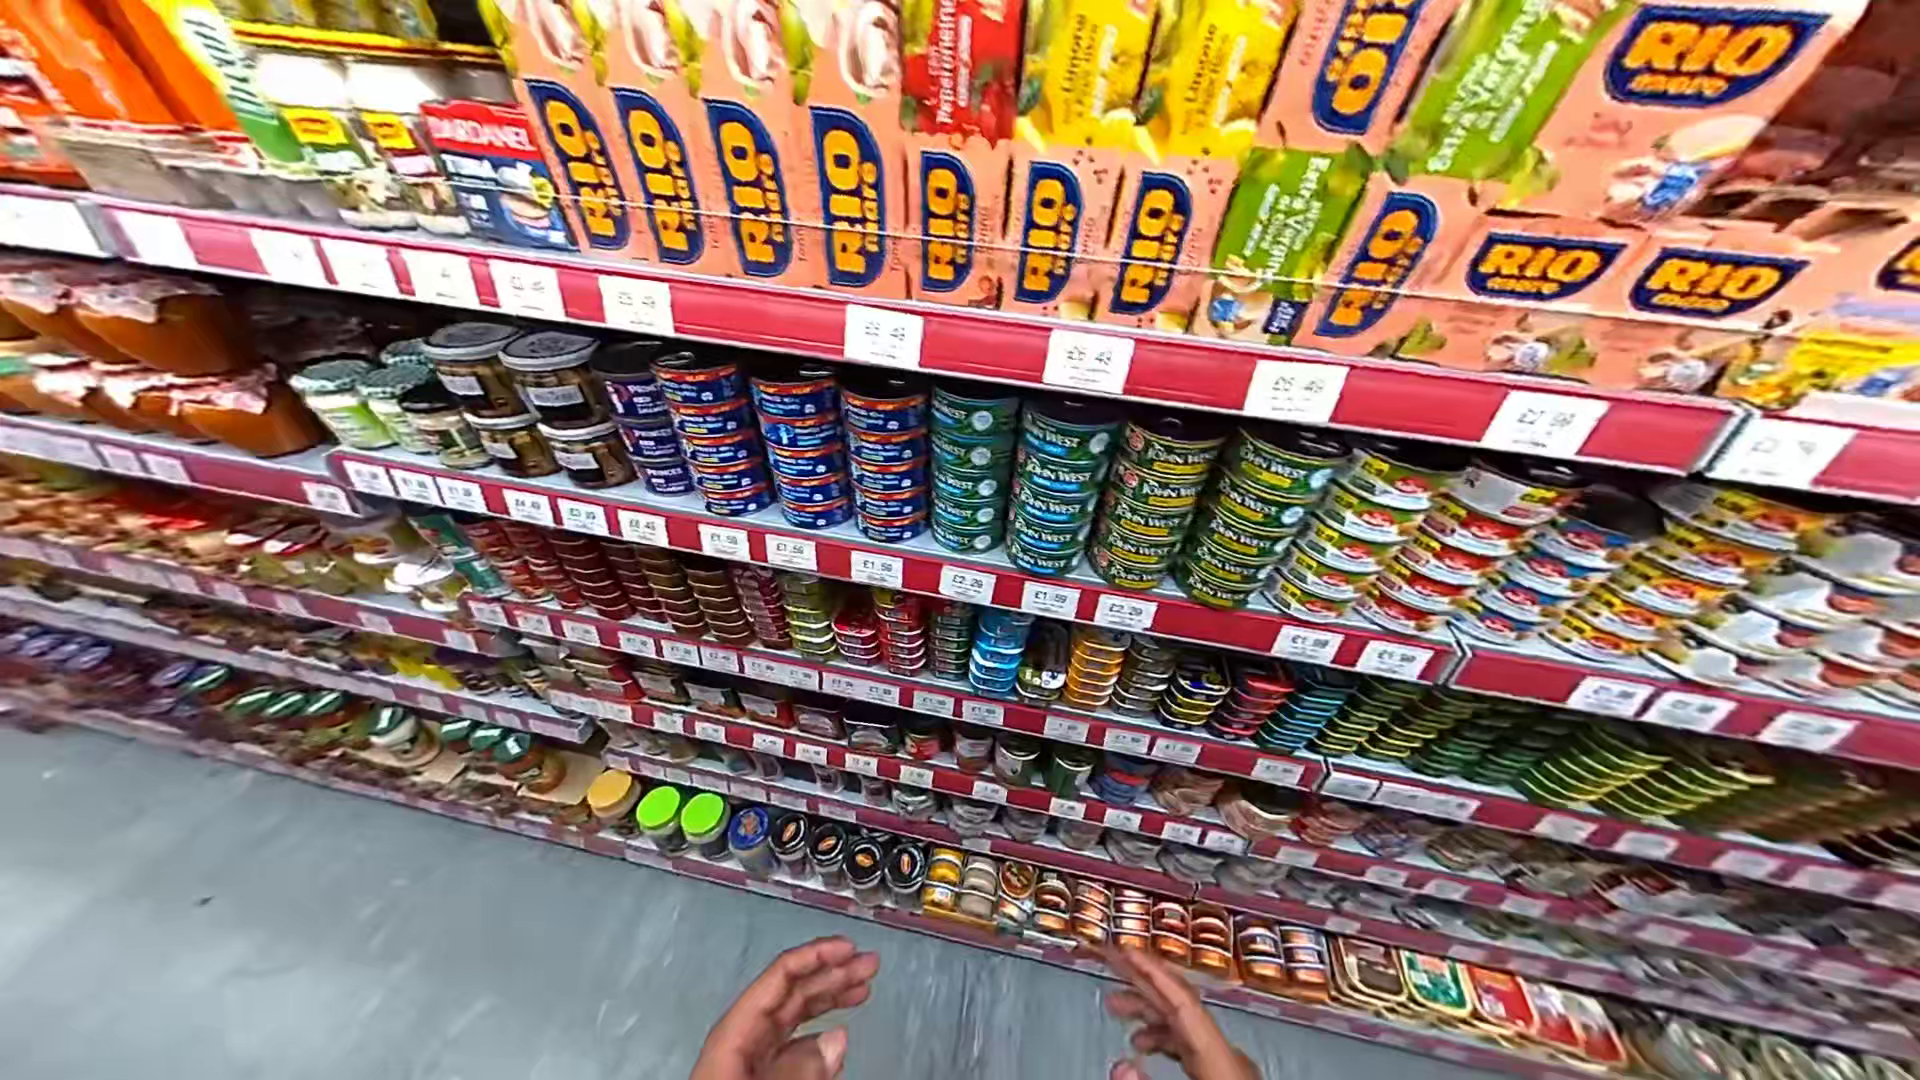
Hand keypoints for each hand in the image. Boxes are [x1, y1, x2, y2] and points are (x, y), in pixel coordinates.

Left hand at [691, 936, 880, 1079]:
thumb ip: (797, 1074)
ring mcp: (750, 1065)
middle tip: (871, 964)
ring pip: (796, 1018)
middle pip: (792, 993)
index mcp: (735, 1035)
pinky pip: (793, 1050)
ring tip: (865, 989)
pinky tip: (841, 1038)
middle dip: (832, 974)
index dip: (816, 955)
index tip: (850, 948)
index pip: (779, 977)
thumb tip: (839, 1040)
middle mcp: (743, 1041)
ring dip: (832, 1000)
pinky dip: (820, 1038)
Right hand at [1102, 946, 1259, 1079]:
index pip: (1182, 1002)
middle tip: (1107, 961)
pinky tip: (1140, 1044)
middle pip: (1181, 1006)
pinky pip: (1189, 1046)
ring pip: (1184, 1026)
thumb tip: (1119, 1064)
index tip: (1122, 950)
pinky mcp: (1223, 1079)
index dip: (1151, 971)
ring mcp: (1227, 1069)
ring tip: (1112, 1007)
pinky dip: (1161, 1037)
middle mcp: (1227, 1058)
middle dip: (1143, 981)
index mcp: (1222, 1062)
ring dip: (1147, 1010)